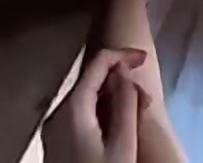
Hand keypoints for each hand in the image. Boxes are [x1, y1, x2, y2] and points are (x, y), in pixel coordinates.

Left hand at [43, 47, 150, 162]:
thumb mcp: (122, 147)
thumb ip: (125, 104)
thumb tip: (123, 72)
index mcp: (72, 108)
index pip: (98, 63)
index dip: (122, 55)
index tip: (145, 59)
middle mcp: (58, 114)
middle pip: (91, 81)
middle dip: (120, 82)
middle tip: (147, 101)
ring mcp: (55, 131)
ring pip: (87, 100)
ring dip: (113, 100)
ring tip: (139, 115)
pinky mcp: (58, 147)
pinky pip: (81, 117)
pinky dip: (102, 115)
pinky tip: (120, 128)